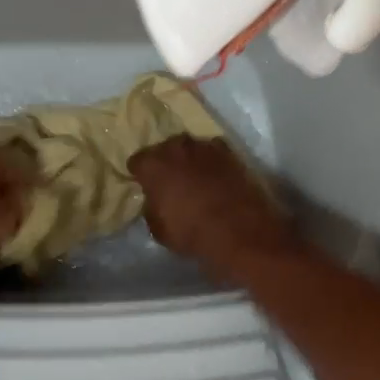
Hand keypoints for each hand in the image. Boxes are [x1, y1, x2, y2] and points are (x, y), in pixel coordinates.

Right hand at [129, 136, 297, 278]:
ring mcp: (204, 145)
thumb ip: (152, 209)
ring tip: (195, 179)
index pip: (137, 161)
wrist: (243, 232)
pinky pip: (213, 152)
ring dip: (189, 160)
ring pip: (189, 148)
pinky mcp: (229, 151)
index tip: (145, 186)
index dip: (140, 175)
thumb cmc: (194, 234)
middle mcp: (175, 146)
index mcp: (153, 164)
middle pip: (163, 149)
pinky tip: (216, 177)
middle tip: (170, 182)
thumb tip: (155, 201)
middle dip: (165, 163)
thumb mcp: (160, 231)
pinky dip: (212, 162)